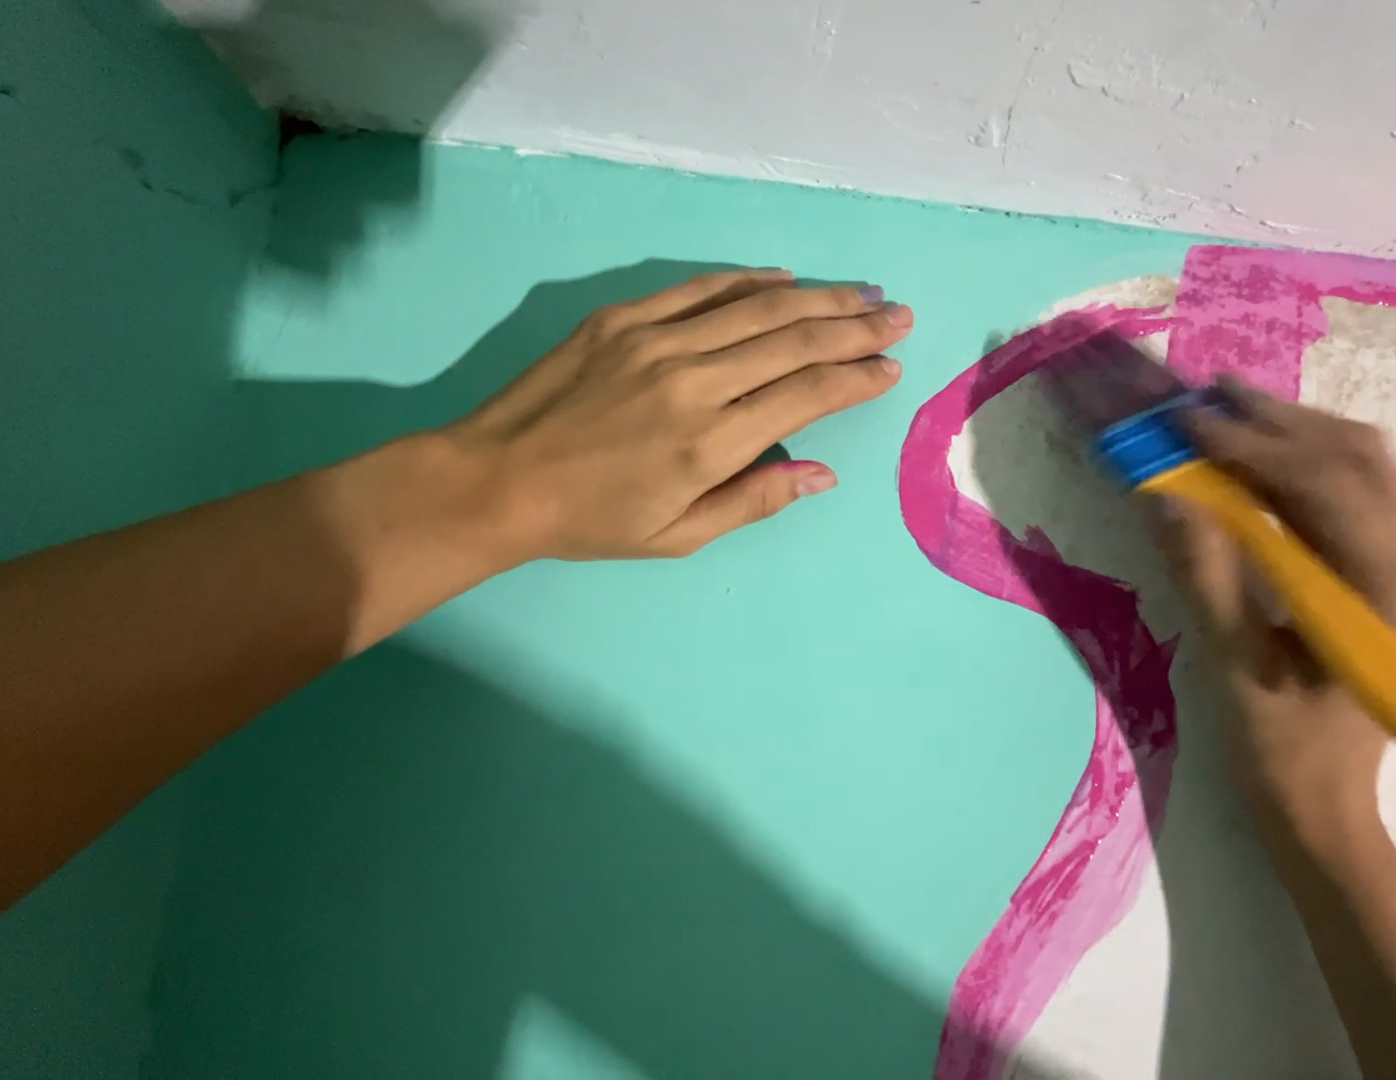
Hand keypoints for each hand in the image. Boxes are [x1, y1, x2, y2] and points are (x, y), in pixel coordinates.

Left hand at [442, 269, 909, 563]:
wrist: (496, 480)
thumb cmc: (593, 521)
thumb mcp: (677, 537)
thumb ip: (754, 501)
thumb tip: (823, 474)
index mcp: (711, 443)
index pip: (806, 397)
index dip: (857, 379)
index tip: (892, 368)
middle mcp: (695, 382)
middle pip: (794, 342)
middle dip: (855, 328)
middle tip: (898, 315)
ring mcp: (657, 341)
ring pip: (757, 309)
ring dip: (819, 299)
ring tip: (863, 293)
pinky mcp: (624, 318)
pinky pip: (701, 289)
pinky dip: (749, 281)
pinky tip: (785, 278)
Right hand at [1151, 378, 1395, 830]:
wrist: (1326, 802)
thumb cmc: (1279, 747)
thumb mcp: (1233, 664)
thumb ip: (1204, 575)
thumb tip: (1164, 497)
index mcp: (1392, 592)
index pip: (1326, 486)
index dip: (1252, 446)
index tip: (1185, 422)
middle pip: (1356, 457)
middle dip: (1273, 420)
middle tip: (1201, 395)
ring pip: (1362, 463)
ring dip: (1290, 429)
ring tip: (1222, 406)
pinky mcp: (1391, 567)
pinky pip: (1353, 488)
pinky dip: (1300, 458)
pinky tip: (1254, 449)